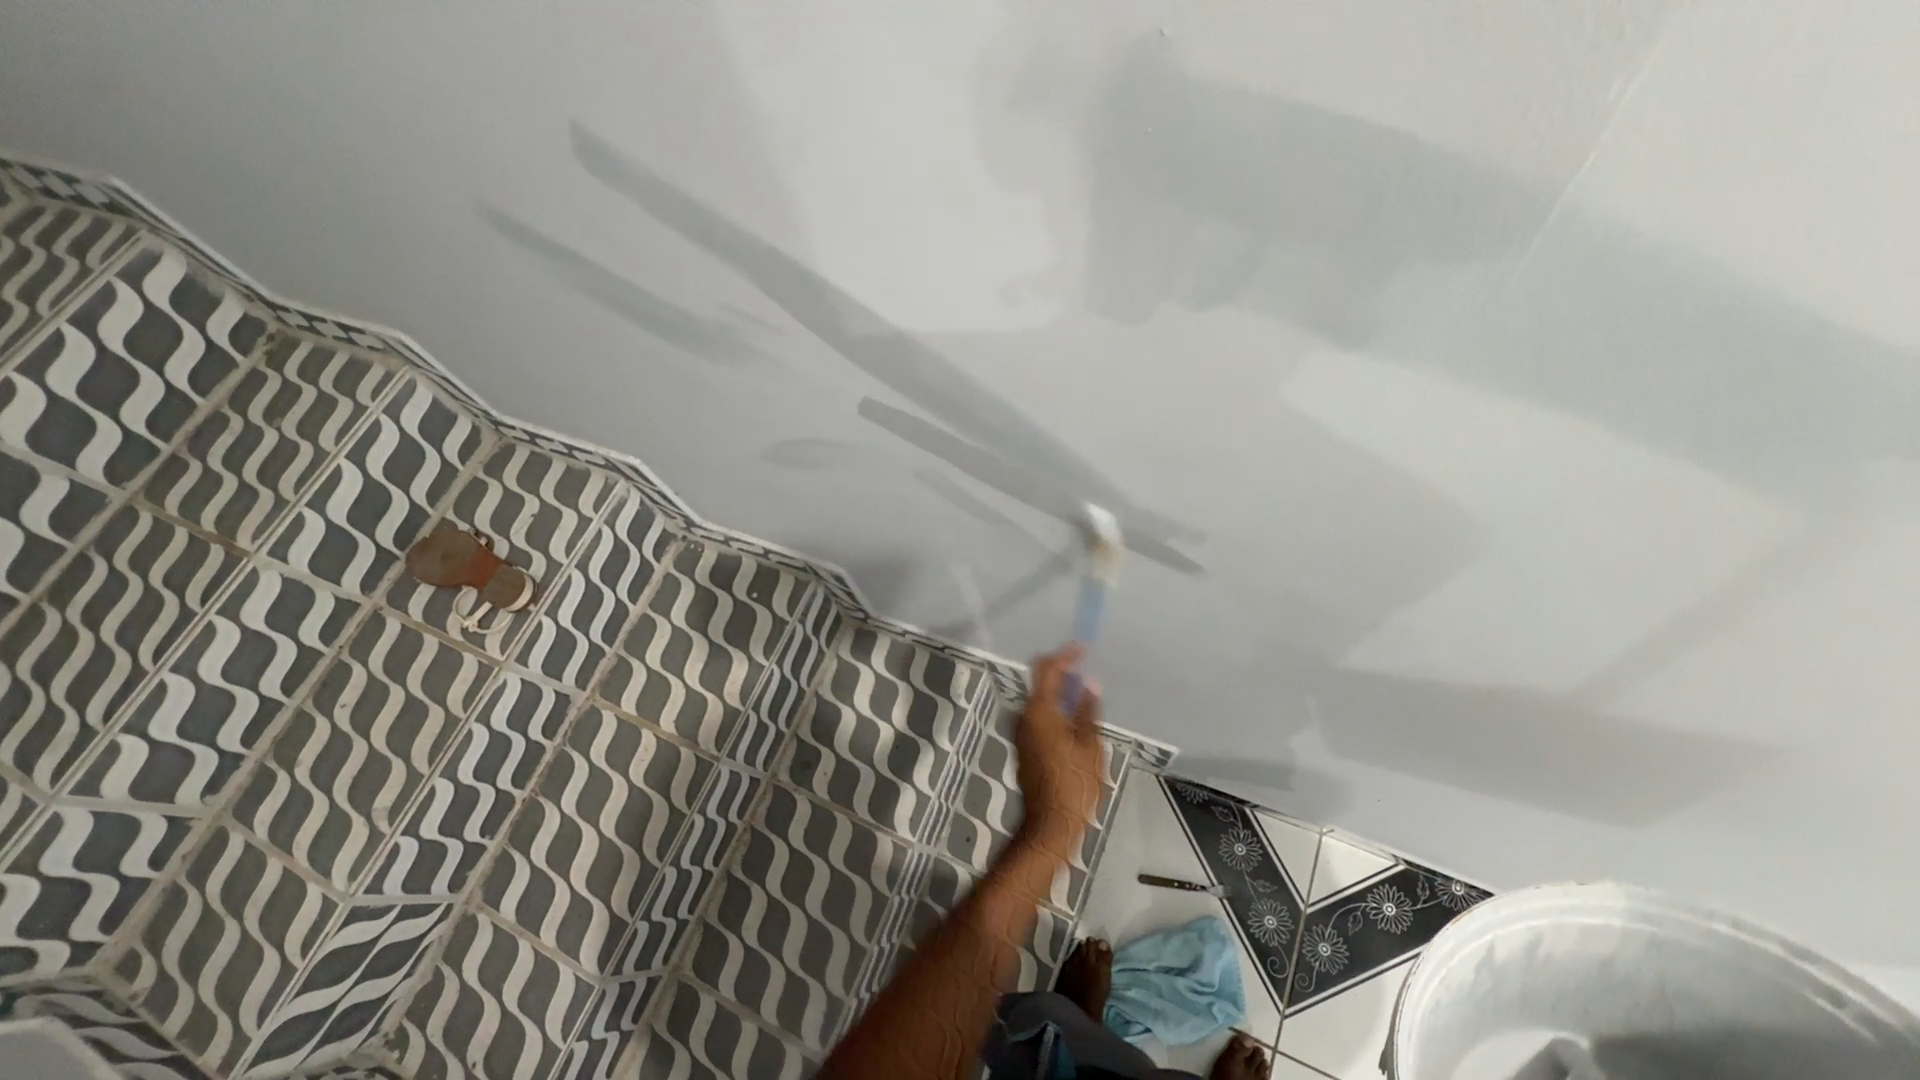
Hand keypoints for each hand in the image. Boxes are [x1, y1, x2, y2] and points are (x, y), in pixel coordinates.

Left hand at [1014, 644, 1106, 858]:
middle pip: (1040, 684)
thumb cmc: (1076, 784)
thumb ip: (1087, 711)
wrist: (1051, 824)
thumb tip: (1089, 683)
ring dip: (1059, 695)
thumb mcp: (1090, 745)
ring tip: (1084, 698)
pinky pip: (1039, 719)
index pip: (1047, 670)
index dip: (1065, 655)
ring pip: (1039, 703)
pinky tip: (1074, 721)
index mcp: (1040, 712)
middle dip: (1061, 674)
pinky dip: (1055, 712)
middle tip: (1085, 673)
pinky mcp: (1024, 749)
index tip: (1082, 648)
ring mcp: (1021, 734)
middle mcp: (1024, 718)